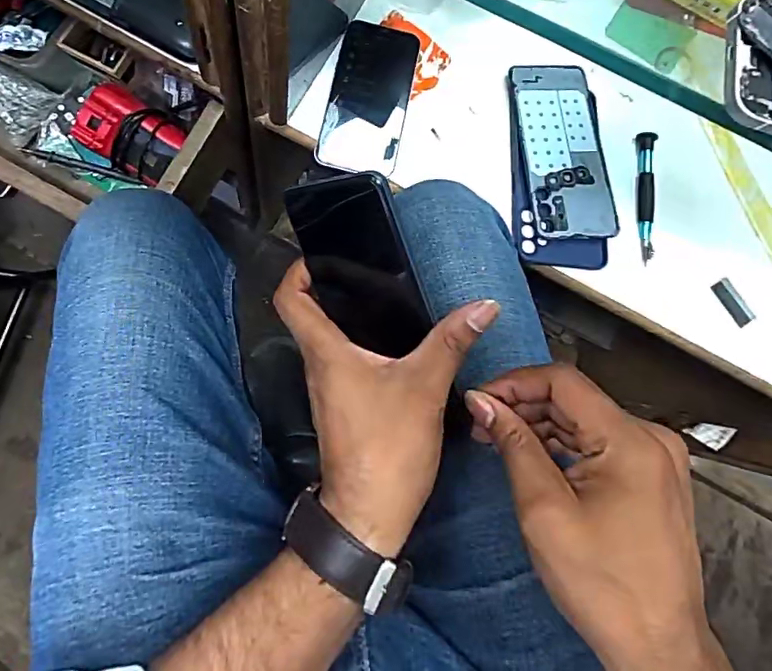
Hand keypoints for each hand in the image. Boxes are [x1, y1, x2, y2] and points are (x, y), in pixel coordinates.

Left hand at [273, 260, 497, 556]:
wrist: (369, 514)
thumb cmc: (386, 449)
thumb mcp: (425, 386)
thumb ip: (451, 341)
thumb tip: (483, 306)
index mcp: (326, 353)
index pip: (289, 300)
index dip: (296, 272)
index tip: (318, 258)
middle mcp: (318, 366)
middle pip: (305, 315)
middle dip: (324, 287)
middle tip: (357, 270)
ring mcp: (327, 388)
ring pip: (323, 340)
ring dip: (341, 316)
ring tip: (376, 298)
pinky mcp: (340, 406)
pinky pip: (340, 362)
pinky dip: (356, 344)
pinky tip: (387, 343)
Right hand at [466, 364, 729, 670]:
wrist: (659, 649)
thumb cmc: (608, 590)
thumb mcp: (544, 510)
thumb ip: (514, 444)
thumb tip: (485, 403)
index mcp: (631, 441)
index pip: (563, 380)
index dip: (515, 382)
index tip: (484, 398)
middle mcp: (651, 439)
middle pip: (573, 398)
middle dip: (523, 406)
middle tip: (484, 423)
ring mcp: (656, 457)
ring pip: (584, 418)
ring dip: (540, 425)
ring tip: (501, 441)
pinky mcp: (652, 475)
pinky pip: (599, 440)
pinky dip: (563, 444)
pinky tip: (534, 457)